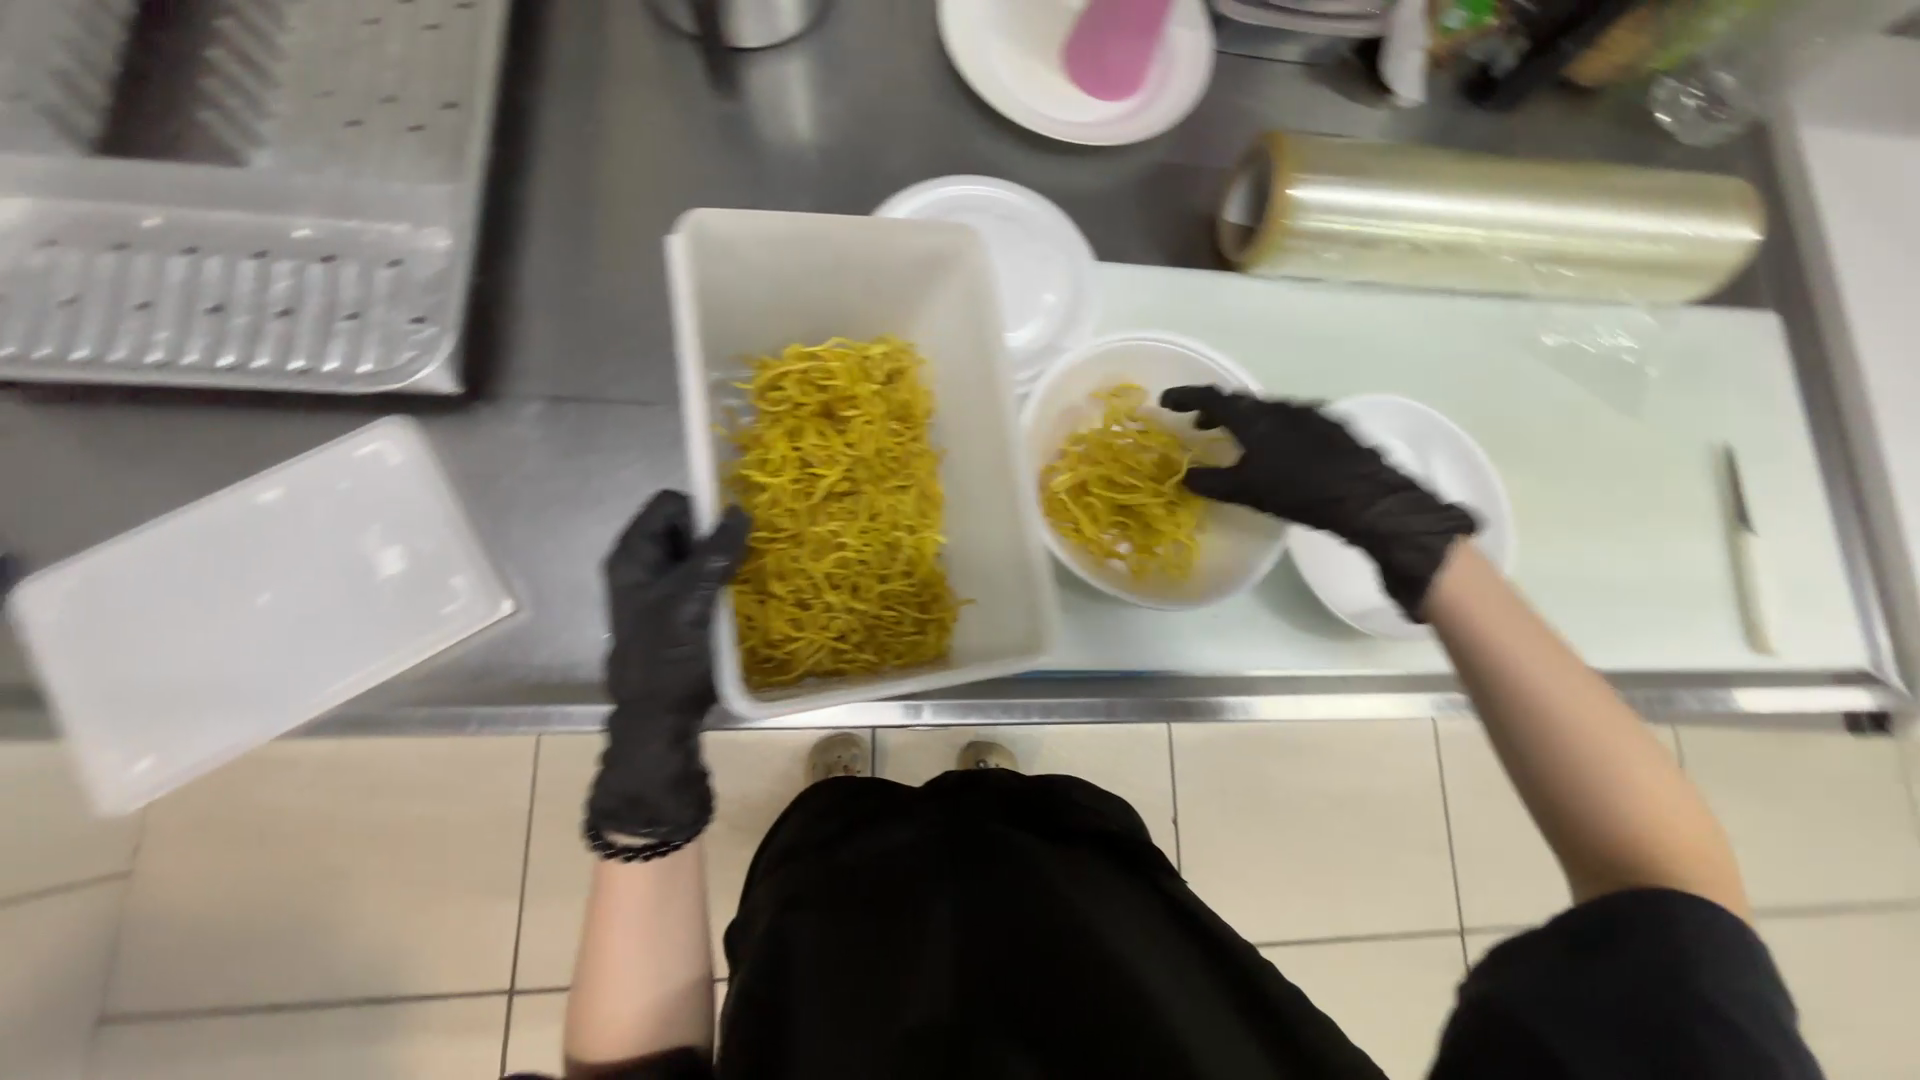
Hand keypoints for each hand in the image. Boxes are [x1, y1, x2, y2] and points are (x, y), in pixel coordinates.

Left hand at [587, 491, 750, 848]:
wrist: (660, 717)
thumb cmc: (667, 655)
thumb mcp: (691, 599)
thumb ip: (714, 552)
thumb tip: (739, 510)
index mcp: (633, 555)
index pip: (668, 504)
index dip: (700, 508)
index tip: (732, 528)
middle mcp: (644, 565)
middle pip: (686, 527)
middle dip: (717, 534)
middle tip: (749, 550)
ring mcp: (661, 589)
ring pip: (699, 554)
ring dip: (725, 558)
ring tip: (752, 570)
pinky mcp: (681, 611)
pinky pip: (705, 580)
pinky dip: (725, 580)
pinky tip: (746, 593)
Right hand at [1160, 386, 1475, 619]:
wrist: (1368, 498)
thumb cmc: (1298, 492)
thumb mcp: (1246, 490)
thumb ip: (1212, 482)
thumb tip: (1185, 477)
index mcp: (1254, 416)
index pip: (1211, 397)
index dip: (1186, 397)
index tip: (1166, 401)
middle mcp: (1281, 406)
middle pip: (1241, 402)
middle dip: (1217, 412)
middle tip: (1200, 425)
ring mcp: (1311, 413)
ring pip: (1268, 411)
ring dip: (1247, 422)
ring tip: (1238, 441)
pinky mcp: (1334, 426)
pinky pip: (1292, 421)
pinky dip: (1273, 430)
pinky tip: (1279, 453)